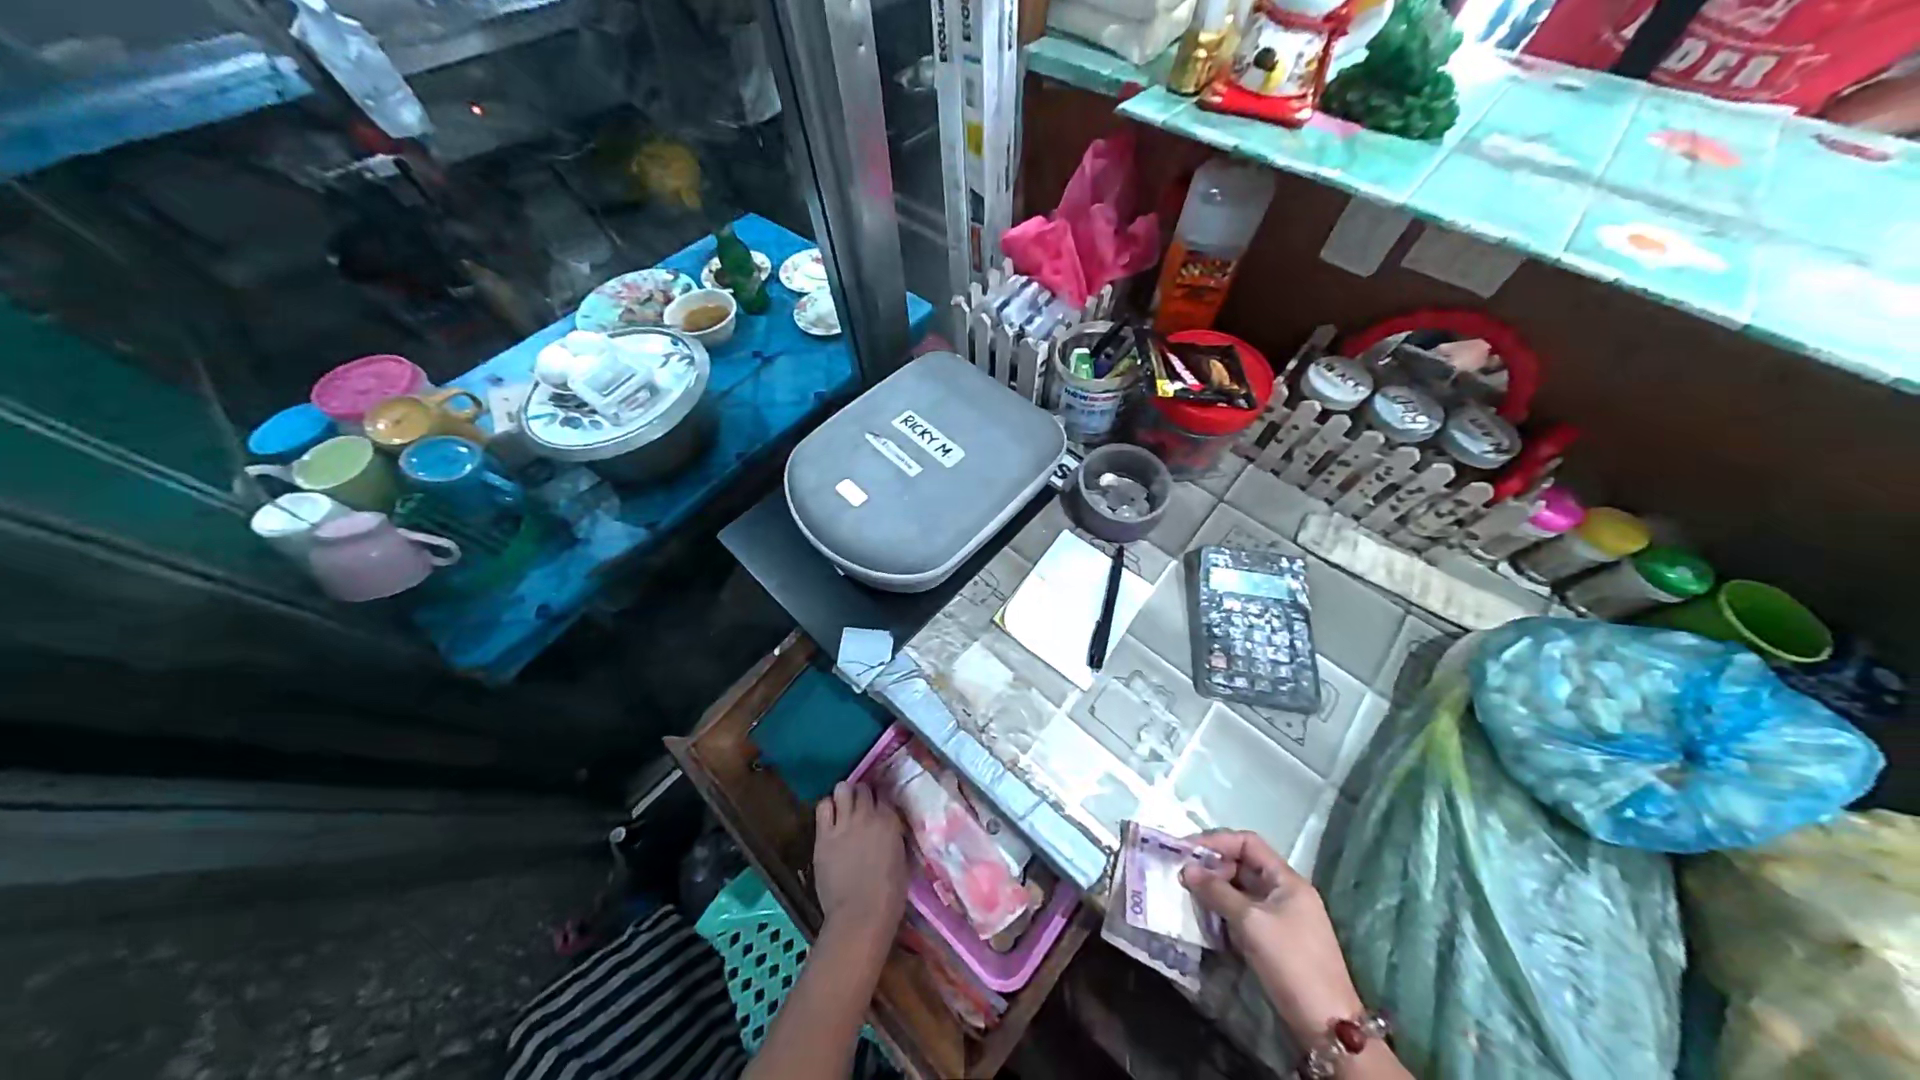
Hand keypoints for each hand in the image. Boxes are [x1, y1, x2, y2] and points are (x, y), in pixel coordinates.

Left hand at [814, 781, 908, 938]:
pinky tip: (830, 818)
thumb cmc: (889, 894)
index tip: (879, 807)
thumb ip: (894, 837)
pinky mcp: (824, 835)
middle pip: (863, 788)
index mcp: (890, 821)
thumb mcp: (901, 858)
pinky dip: (827, 807)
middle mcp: (867, 815)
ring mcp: (843, 823)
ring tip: (843, 807)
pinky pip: (823, 807)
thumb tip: (888, 829)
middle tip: (861, 806)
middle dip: (862, 794)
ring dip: (844, 796)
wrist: (860, 914)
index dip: (880, 800)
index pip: (884, 794)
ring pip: (842, 789)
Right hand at [1182, 830, 1365, 1041]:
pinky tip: (1208, 919)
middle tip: (1184, 877)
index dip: (1217, 841)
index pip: (1248, 843)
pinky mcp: (1275, 938)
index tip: (1187, 850)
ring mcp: (1281, 916)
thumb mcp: (1250, 922)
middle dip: (1213, 867)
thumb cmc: (1290, 961)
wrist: (1326, 1021)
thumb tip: (1186, 868)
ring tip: (1191, 896)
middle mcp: (1285, 891)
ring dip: (1216, 890)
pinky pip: (1245, 912)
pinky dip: (1225, 911)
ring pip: (1242, 890)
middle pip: (1244, 865)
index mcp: (1287, 880)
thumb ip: (1217, 892)